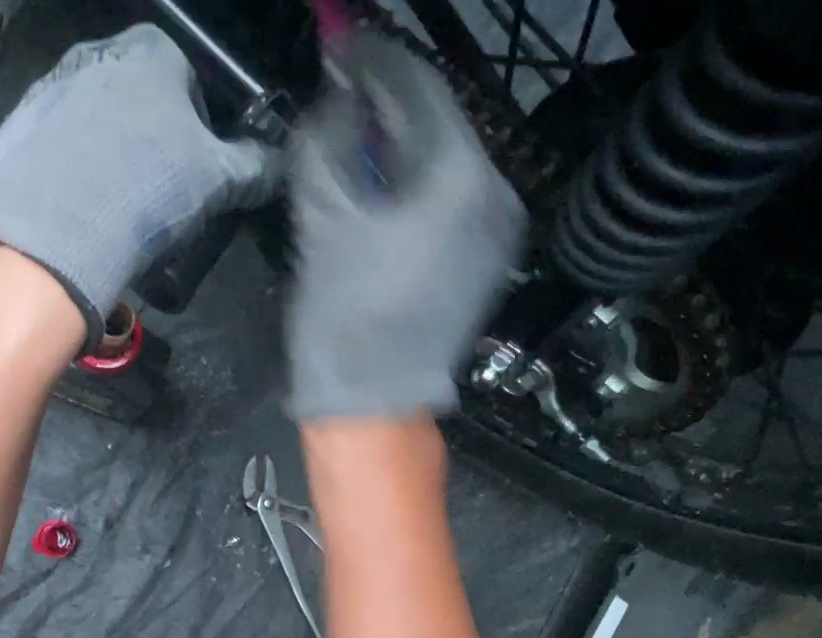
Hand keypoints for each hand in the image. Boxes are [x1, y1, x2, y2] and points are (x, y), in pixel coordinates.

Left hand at [0, 24, 279, 349]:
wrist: (56, 237)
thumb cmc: (148, 193)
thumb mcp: (218, 182)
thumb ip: (254, 166)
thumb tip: (276, 165)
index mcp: (150, 52)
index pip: (188, 80)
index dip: (196, 128)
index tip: (191, 171)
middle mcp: (94, 57)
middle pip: (132, 100)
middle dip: (144, 141)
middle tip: (152, 195)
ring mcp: (46, 93)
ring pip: (88, 124)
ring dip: (102, 157)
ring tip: (110, 210)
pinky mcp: (13, 134)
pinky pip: (49, 152)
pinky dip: (63, 175)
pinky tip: (73, 213)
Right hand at [285, 36, 525, 420]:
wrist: (372, 402)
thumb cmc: (344, 316)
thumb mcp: (323, 222)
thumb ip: (328, 145)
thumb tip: (335, 99)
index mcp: (462, 180)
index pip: (420, 93)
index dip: (374, 68)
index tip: (341, 52)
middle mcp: (497, 196)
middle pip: (437, 130)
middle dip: (386, 117)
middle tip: (340, 110)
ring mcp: (497, 233)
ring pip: (443, 168)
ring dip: (398, 156)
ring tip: (354, 160)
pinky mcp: (486, 263)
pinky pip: (449, 205)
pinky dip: (414, 193)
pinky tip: (380, 205)